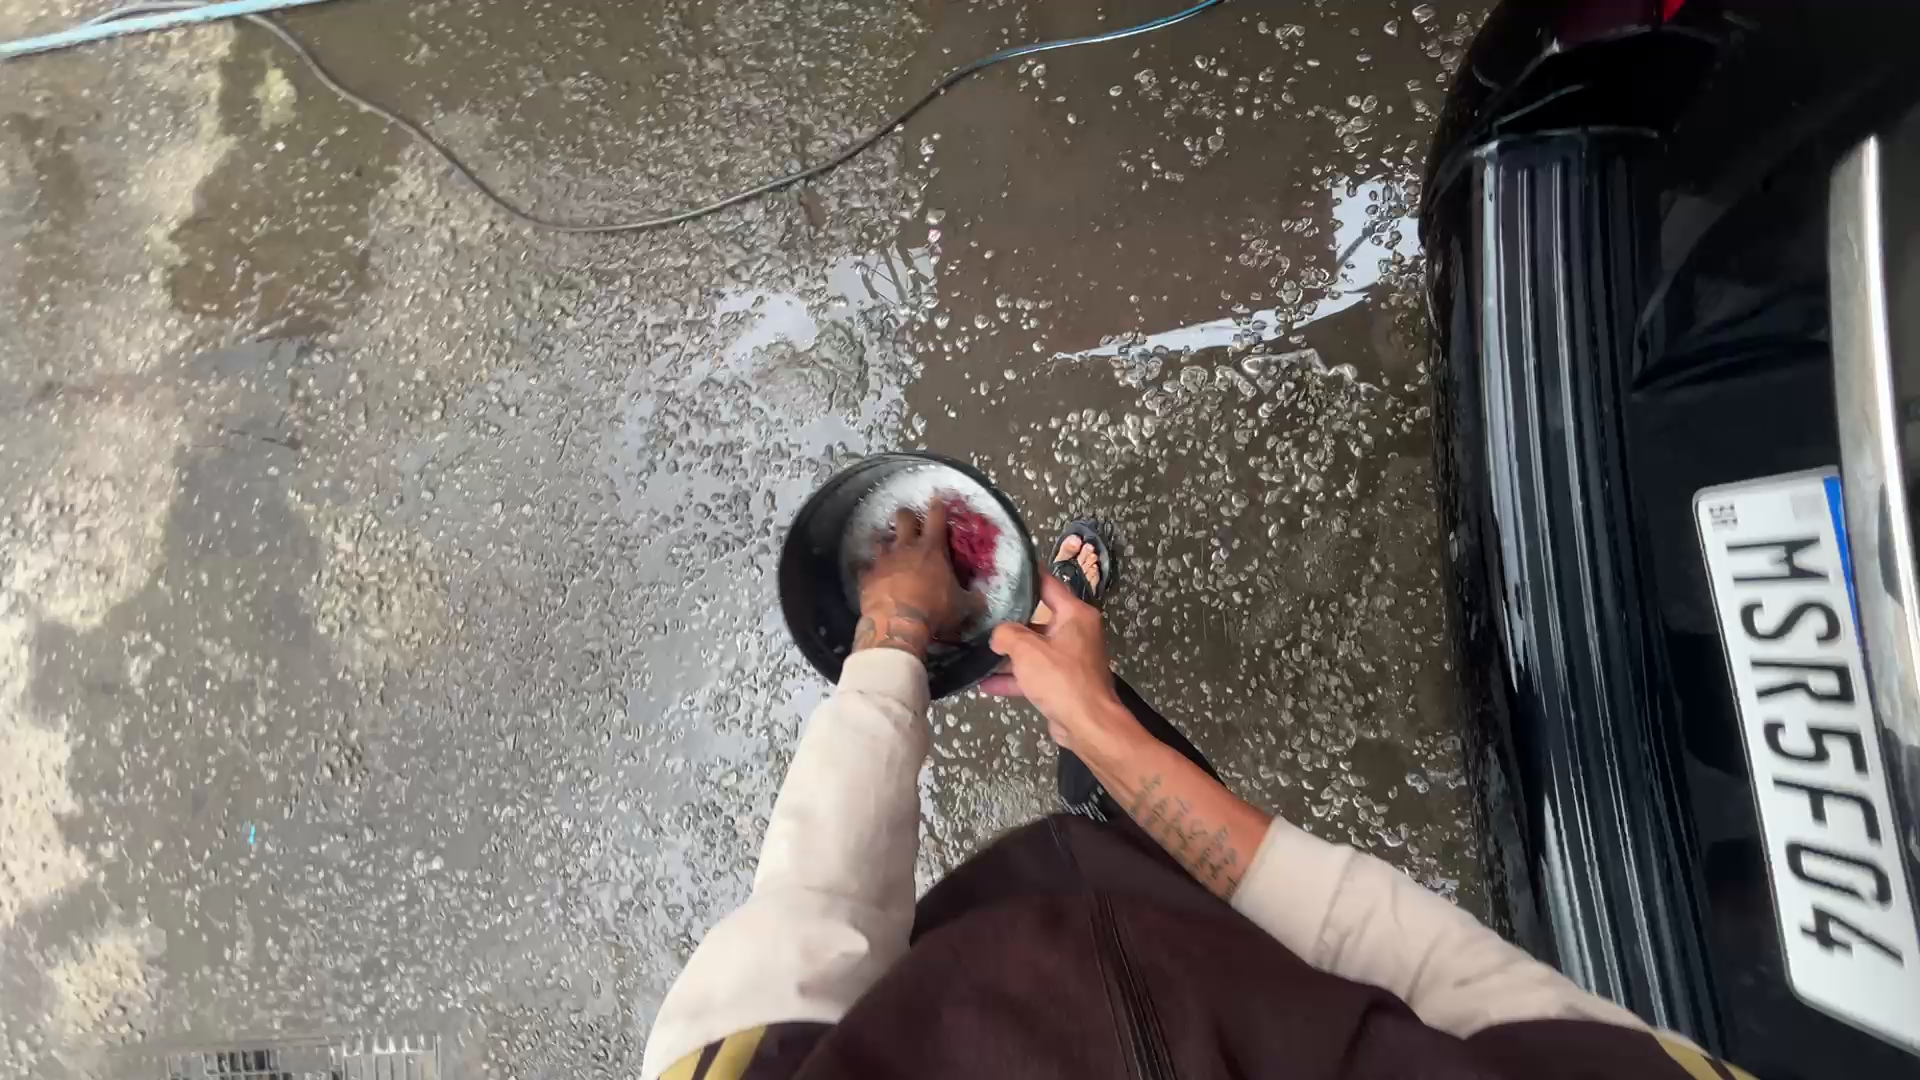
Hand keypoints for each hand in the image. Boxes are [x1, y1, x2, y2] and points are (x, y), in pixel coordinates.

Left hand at [855, 501, 986, 659]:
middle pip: (903, 518)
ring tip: (888, 552)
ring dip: (885, 545)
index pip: (936, 517)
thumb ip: (973, 600)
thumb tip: (983, 600)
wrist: (899, 626)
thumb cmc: (935, 611)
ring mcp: (883, 560)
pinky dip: (869, 572)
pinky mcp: (867, 576)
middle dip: (907, 516)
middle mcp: (905, 548)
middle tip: (909, 521)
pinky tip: (871, 577)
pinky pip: (865, 568)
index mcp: (932, 549)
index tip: (937, 499)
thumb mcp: (962, 607)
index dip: (938, 506)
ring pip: (880, 541)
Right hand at [983, 574, 1141, 757]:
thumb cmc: (1061, 679)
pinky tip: (985, 685)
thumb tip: (998, 636)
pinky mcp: (1062, 682)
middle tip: (980, 614)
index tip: (1000, 572)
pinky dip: (1014, 678)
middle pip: (1036, 619)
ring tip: (977, 651)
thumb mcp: (1027, 650)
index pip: (1047, 584)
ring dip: (1007, 655)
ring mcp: (1069, 659)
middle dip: (1008, 622)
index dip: (1024, 577)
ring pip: (1033, 650)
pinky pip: (1034, 674)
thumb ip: (1006, 634)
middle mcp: (1074, 632)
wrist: (1088, 725)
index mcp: (1074, 614)